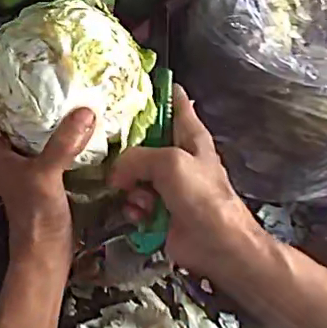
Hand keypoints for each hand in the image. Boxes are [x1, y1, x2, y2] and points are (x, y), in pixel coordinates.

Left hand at [0, 62, 93, 264]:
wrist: (46, 252)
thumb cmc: (35, 217)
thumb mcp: (46, 176)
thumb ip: (61, 145)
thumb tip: (84, 110)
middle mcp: (2, 148)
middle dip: (3, 82)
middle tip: (22, 58)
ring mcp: (20, 157)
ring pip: (17, 120)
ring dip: (26, 99)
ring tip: (45, 75)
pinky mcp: (40, 165)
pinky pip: (40, 133)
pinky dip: (49, 118)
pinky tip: (69, 109)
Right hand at [106, 86, 265, 282]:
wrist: (219, 246)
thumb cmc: (203, 197)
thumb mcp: (169, 163)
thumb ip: (135, 158)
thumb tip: (115, 173)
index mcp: (190, 136)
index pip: (175, 102)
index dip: (157, 89)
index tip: (133, 82)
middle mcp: (177, 155)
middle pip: (143, 138)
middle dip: (124, 144)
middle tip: (107, 148)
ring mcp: (166, 183)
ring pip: (132, 171)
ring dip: (127, 183)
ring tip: (133, 194)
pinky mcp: (157, 208)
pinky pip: (133, 199)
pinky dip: (132, 206)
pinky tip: (138, 213)